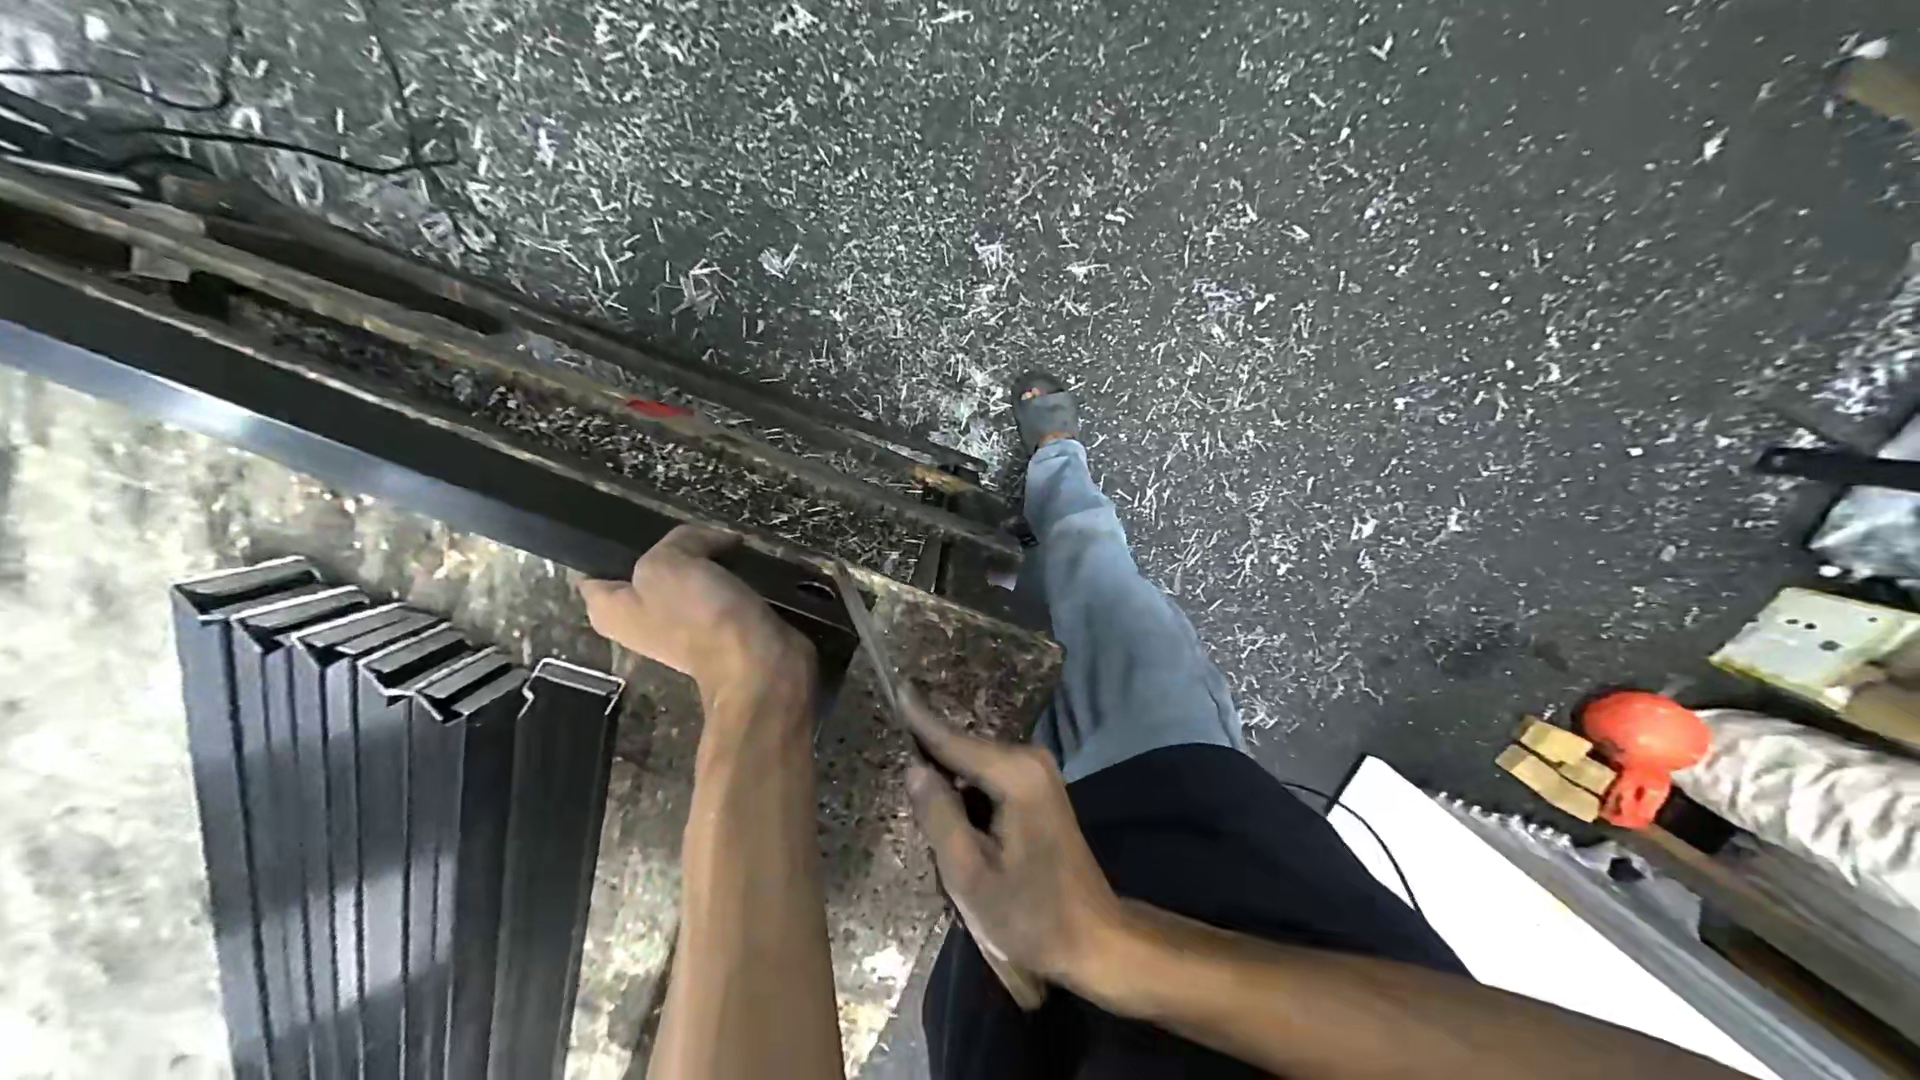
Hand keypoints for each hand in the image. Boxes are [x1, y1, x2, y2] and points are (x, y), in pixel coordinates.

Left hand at [577, 525, 814, 710]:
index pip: (599, 569)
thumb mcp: (667, 563)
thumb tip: (709, 542)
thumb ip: (676, 541)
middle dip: (678, 549)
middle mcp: (641, 620)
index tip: (651, 531)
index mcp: (611, 611)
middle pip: (655, 567)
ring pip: (692, 577)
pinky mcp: (721, 629)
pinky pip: (722, 591)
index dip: (622, 544)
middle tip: (701, 535)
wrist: (757, 662)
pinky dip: (735, 577)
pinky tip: (748, 567)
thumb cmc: (697, 615)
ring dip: (712, 561)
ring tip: (730, 547)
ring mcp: (683, 627)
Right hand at [902, 691, 1125, 986]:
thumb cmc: (1030, 915)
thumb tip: (913, 768)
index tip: (895, 686)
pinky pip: (989, 777)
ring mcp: (1038, 771)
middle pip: (963, 750)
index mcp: (1014, 774)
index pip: (953, 740)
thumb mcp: (970, 874)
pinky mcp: (1039, 787)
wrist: (1094, 939)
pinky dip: (967, 793)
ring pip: (974, 765)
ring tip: (921, 808)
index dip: (919, 718)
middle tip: (898, 777)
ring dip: (948, 784)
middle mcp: (1029, 759)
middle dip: (930, 762)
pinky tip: (953, 821)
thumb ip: (939, 815)